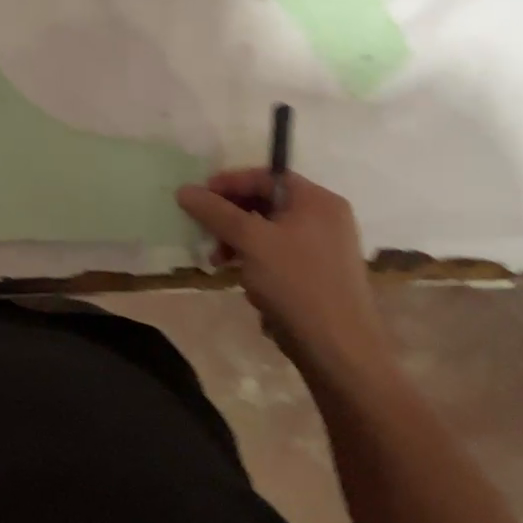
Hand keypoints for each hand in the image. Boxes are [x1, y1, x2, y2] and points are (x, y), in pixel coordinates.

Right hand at [175, 169, 391, 379]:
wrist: (337, 347)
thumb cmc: (295, 283)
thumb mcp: (250, 241)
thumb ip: (216, 212)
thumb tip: (184, 190)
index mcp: (317, 201)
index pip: (266, 176)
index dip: (228, 183)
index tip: (197, 198)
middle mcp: (325, 218)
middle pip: (267, 203)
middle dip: (230, 216)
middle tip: (204, 232)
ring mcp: (324, 247)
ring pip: (269, 231)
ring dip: (238, 241)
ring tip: (218, 262)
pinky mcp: (318, 274)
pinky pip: (278, 254)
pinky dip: (255, 260)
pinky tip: (242, 279)